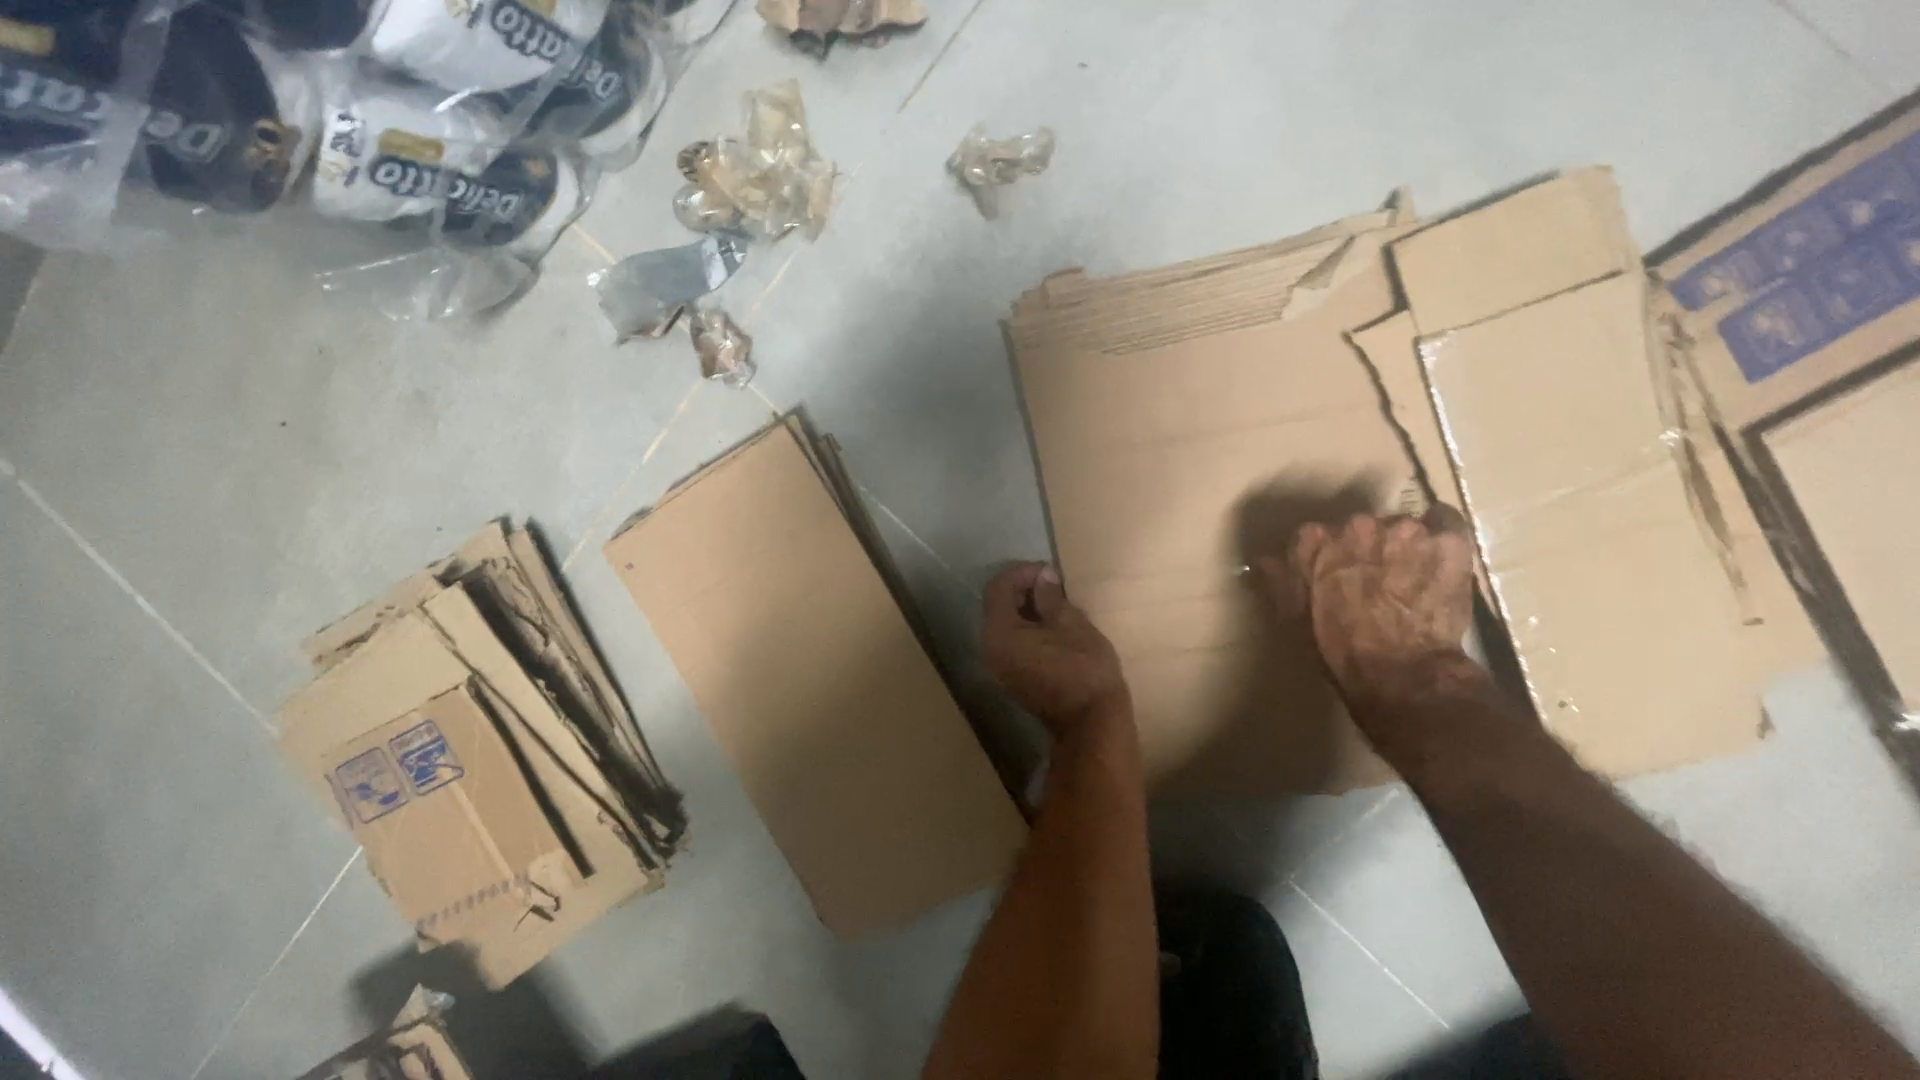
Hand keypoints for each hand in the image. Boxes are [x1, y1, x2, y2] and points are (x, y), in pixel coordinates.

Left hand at [981, 562, 1129, 735]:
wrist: (1091, 723)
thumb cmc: (1083, 669)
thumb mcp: (1071, 623)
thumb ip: (1050, 597)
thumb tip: (1043, 577)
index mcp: (999, 634)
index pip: (998, 588)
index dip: (1022, 573)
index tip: (1050, 571)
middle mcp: (990, 650)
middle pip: (997, 606)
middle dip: (1023, 589)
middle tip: (1054, 584)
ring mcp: (1000, 668)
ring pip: (1005, 626)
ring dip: (1027, 609)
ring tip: (1057, 603)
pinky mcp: (1013, 679)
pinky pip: (1012, 644)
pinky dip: (1028, 629)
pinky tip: (1053, 627)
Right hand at [1261, 508, 1477, 720]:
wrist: (1402, 673)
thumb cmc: (1341, 650)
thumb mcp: (1295, 618)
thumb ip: (1279, 581)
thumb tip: (1264, 558)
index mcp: (1314, 541)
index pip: (1316, 536)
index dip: (1328, 558)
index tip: (1336, 577)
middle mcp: (1357, 524)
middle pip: (1362, 528)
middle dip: (1368, 549)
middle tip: (1377, 581)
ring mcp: (1405, 529)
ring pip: (1403, 527)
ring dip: (1405, 546)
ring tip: (1412, 577)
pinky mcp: (1447, 541)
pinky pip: (1446, 522)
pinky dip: (1442, 533)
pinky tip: (1440, 554)